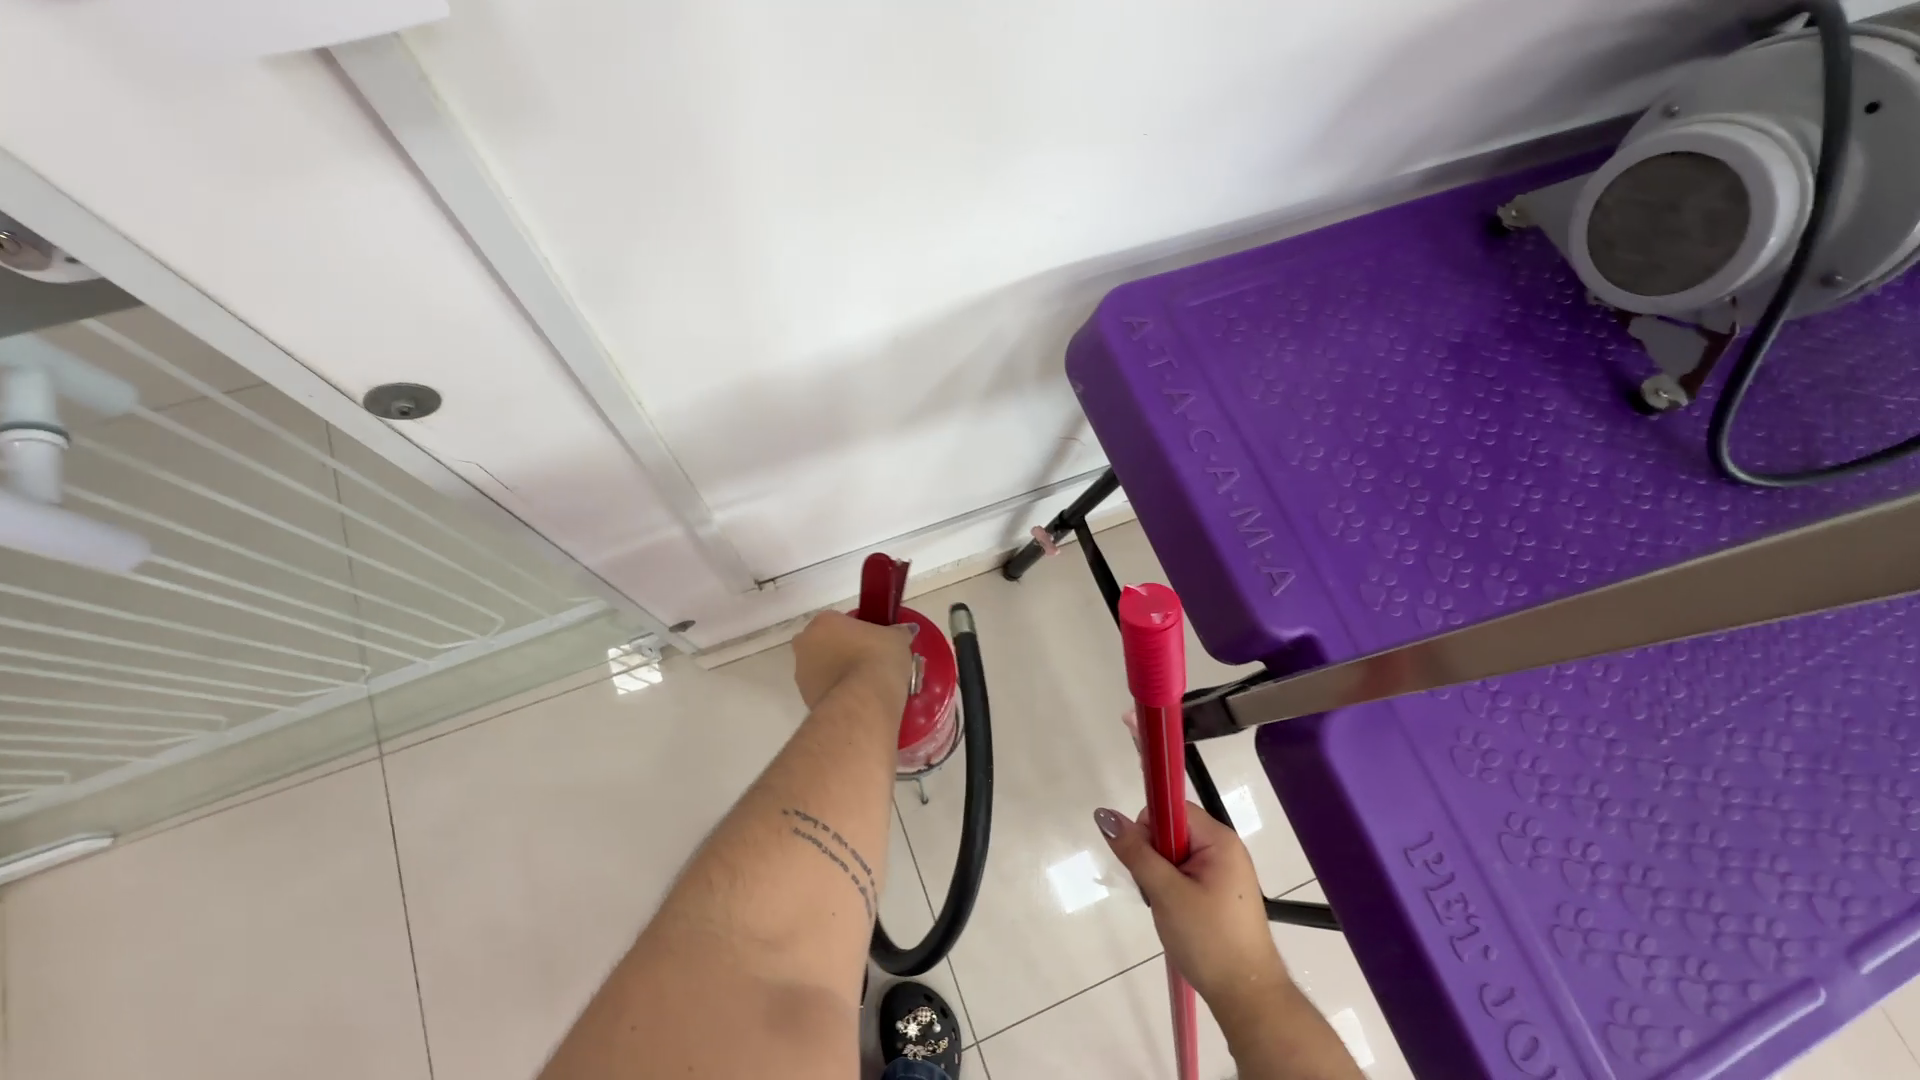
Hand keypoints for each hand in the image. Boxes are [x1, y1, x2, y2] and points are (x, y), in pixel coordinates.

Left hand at [792, 611, 914, 711]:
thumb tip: (907, 630)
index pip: (839, 621)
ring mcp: (801, 672)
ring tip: (864, 685)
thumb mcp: (897, 640)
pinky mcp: (805, 697)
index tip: (873, 643)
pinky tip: (856, 699)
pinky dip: (836, 692)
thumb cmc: (878, 659)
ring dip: (837, 673)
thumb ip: (899, 632)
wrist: (863, 702)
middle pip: (826, 643)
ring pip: (822, 668)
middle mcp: (806, 643)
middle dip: (842, 651)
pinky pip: (824, 689)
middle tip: (867, 662)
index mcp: (824, 622)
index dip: (857, 631)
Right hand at [1095, 801, 1288, 1012]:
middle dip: (1153, 857)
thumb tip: (1104, 815)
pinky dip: (1171, 889)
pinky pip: (1184, 874)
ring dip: (1160, 877)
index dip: (1149, 829)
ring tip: (1166, 909)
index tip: (1144, 862)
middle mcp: (1224, 849)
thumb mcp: (1166, 893)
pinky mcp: (1219, 893)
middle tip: (1156, 892)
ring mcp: (1223, 872)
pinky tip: (1173, 915)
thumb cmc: (1208, 939)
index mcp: (1219, 840)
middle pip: (1171, 832)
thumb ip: (1135, 852)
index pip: (1171, 810)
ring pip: (1174, 856)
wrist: (1246, 996)